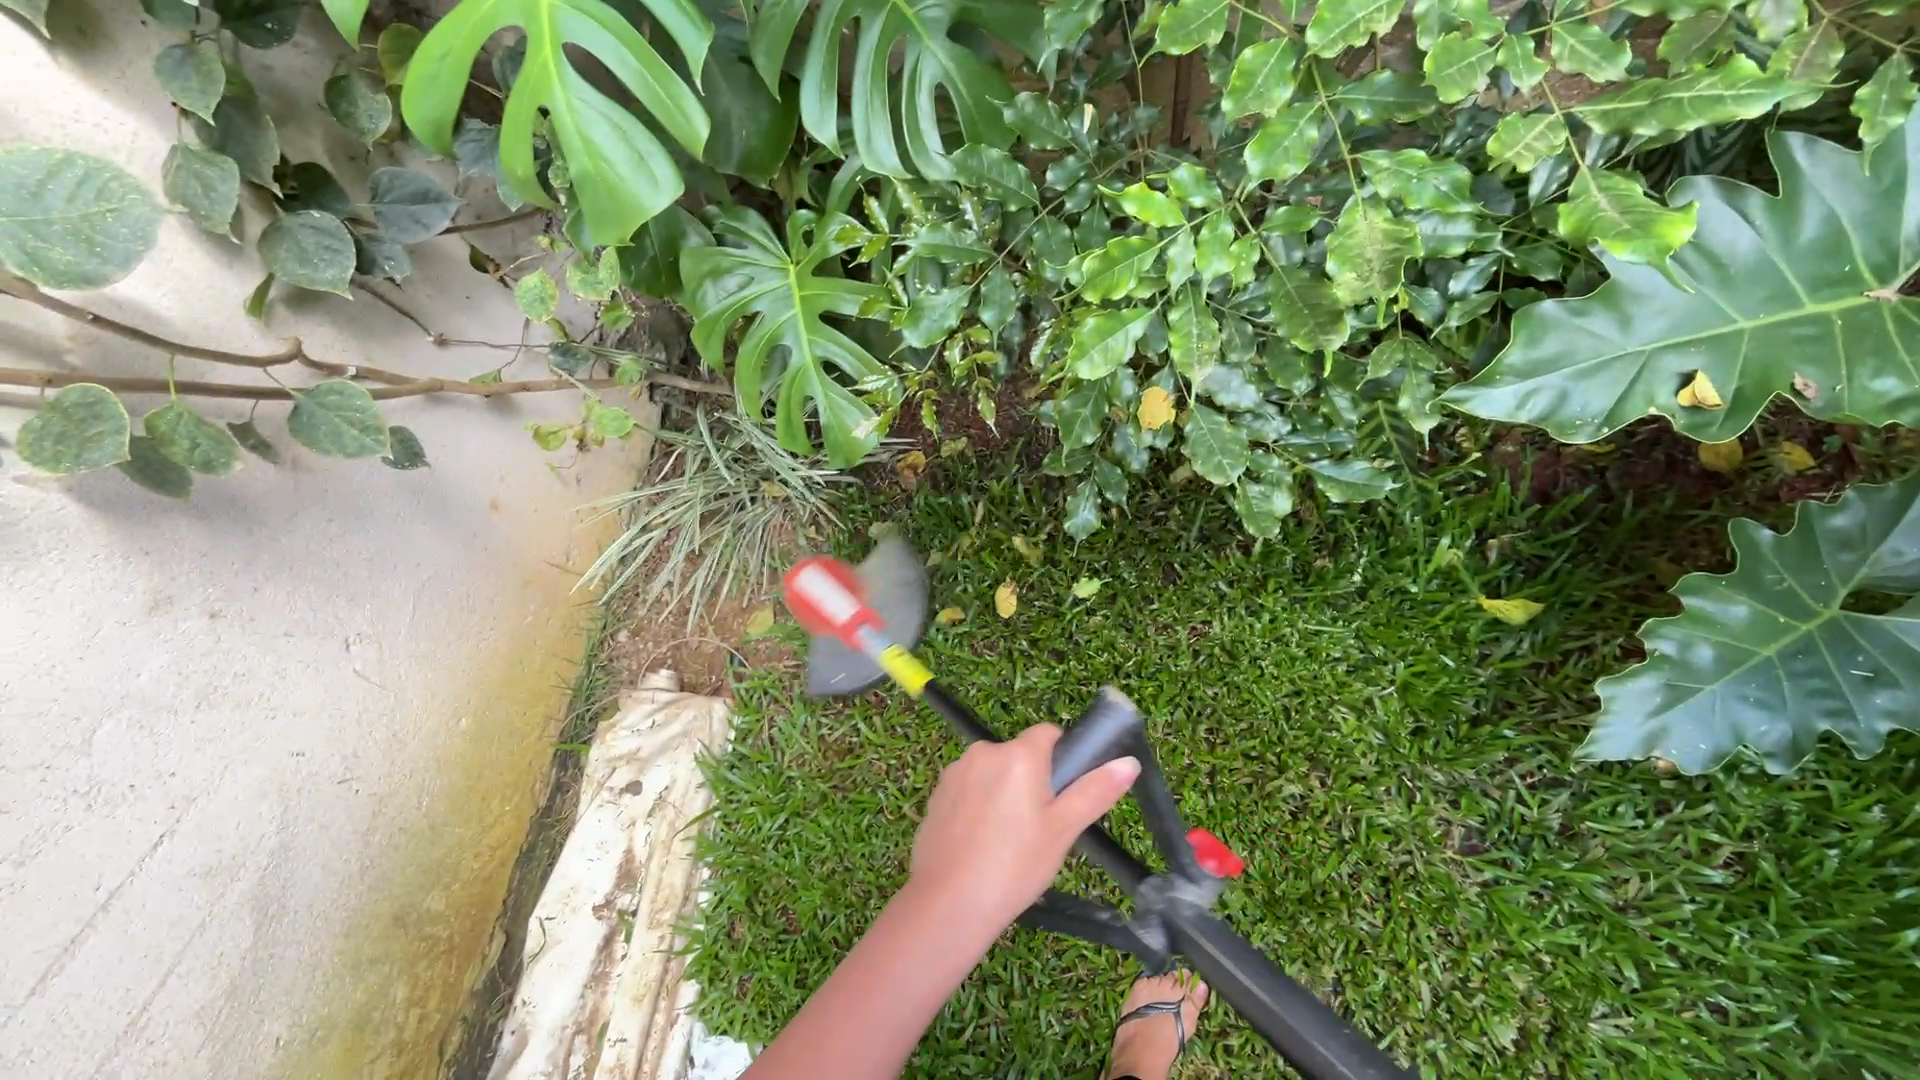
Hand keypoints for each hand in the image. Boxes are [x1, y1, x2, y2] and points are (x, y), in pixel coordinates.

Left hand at [907, 723, 1140, 929]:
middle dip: (1032, 781)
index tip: (1064, 794)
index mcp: (1018, 754)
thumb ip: (1094, 791)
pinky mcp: (936, 795)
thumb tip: (1129, 762)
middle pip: (1018, 756)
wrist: (948, 902)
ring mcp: (955, 773)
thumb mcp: (1063, 830)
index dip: (1061, 758)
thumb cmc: (1015, 865)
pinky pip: (968, 791)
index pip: (1047, 734)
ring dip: (1003, 794)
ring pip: (992, 774)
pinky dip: (978, 808)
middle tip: (1040, 827)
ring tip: (1009, 842)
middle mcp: (983, 752)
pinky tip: (981, 845)